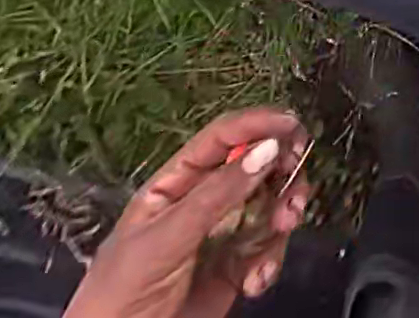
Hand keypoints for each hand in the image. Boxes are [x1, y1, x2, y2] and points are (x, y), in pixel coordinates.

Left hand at [65, 108, 311, 317]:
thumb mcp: (166, 239)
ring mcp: (222, 233)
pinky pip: (267, 247)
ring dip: (284, 211)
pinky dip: (272, 258)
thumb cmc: (121, 295)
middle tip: (296, 182)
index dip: (259, 123)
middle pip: (256, 164)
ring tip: (286, 227)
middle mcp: (205, 199)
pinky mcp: (234, 268)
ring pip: (270, 203)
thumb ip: (217, 195)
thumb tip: (268, 148)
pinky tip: (258, 280)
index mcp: (179, 181)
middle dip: (282, 170)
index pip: (223, 136)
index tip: (293, 125)